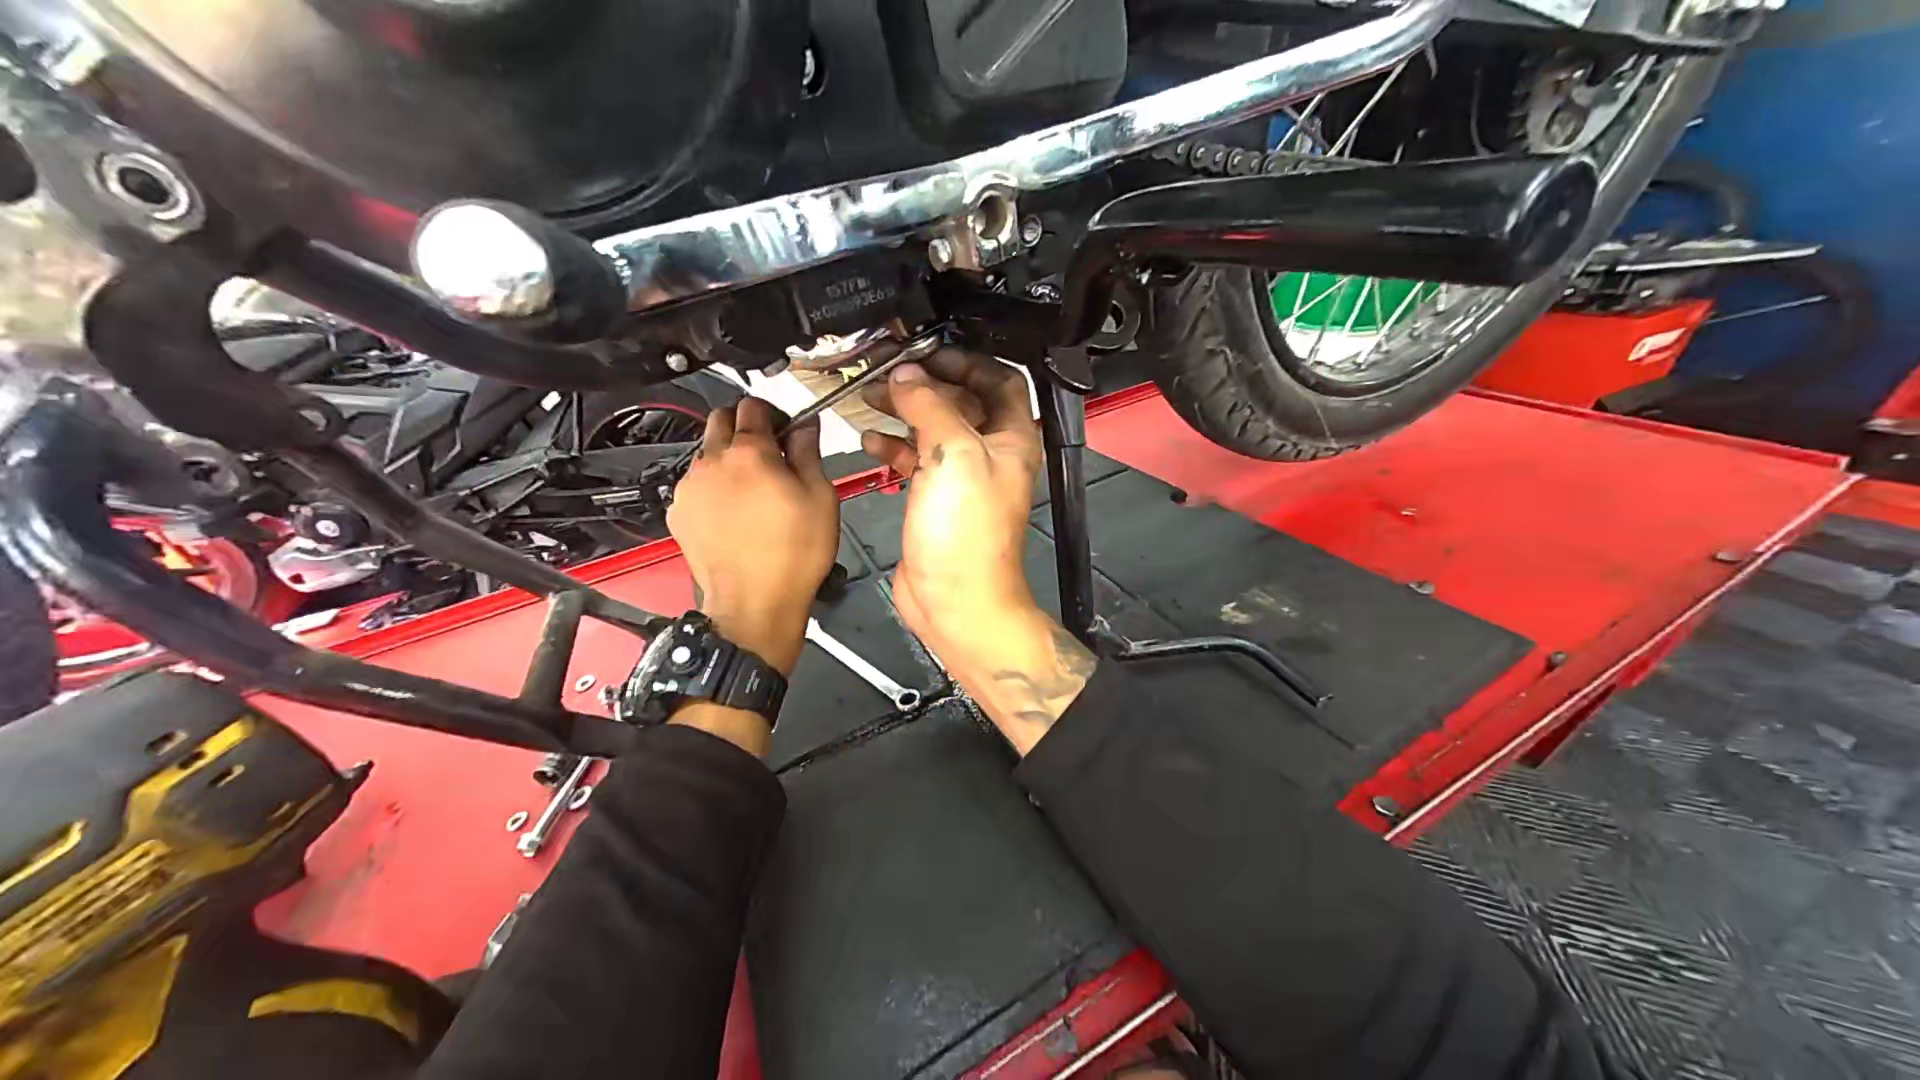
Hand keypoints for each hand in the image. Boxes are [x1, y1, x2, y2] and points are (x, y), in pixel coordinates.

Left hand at [668, 398, 838, 677]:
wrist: (754, 605)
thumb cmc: (795, 552)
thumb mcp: (820, 497)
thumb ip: (808, 451)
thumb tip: (805, 424)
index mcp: (748, 452)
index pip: (753, 406)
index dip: (775, 413)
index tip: (788, 432)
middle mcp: (711, 462)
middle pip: (720, 419)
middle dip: (744, 426)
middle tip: (769, 454)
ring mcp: (689, 488)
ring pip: (706, 453)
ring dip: (728, 458)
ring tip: (753, 492)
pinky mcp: (678, 513)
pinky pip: (695, 485)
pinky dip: (714, 487)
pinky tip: (734, 514)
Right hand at [860, 350, 1096, 753]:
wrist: (955, 599)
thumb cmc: (969, 537)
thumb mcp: (952, 454)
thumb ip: (929, 405)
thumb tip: (907, 375)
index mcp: (1010, 438)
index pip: (997, 378)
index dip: (963, 360)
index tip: (926, 353)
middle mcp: (989, 455)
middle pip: (959, 401)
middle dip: (923, 384)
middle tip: (889, 374)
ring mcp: (962, 477)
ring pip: (932, 428)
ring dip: (903, 411)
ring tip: (872, 399)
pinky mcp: (936, 499)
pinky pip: (914, 459)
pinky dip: (893, 446)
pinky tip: (872, 441)